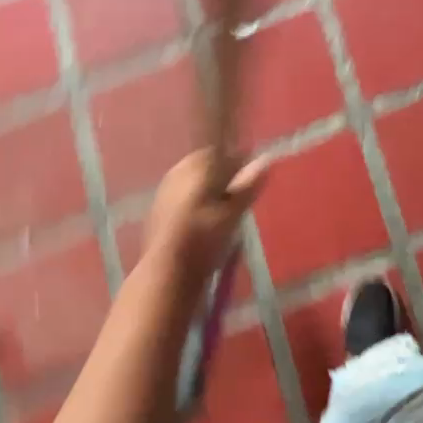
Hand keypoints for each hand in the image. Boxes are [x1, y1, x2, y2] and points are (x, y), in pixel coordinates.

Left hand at [141, 149, 268, 293]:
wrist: (166, 271)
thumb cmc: (204, 238)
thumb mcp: (234, 212)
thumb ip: (248, 184)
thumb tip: (266, 159)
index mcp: (198, 165)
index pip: (224, 151)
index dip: (239, 165)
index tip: (249, 183)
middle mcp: (179, 170)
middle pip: (207, 165)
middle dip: (222, 177)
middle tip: (237, 201)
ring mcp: (165, 189)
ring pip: (194, 181)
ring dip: (208, 191)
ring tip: (220, 215)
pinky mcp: (157, 209)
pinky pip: (182, 196)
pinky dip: (193, 204)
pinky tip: (200, 224)